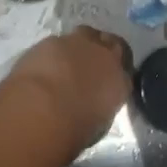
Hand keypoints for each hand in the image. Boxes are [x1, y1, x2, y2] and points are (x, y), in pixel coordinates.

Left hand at [7, 27, 132, 153]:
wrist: (41, 110)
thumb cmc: (73, 129)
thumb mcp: (98, 122)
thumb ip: (101, 102)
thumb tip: (95, 100)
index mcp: (120, 79)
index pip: (125, 66)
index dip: (116, 67)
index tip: (108, 75)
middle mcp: (102, 54)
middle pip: (107, 42)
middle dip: (99, 49)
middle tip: (87, 65)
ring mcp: (76, 42)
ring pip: (81, 36)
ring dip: (75, 48)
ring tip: (62, 66)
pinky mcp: (50, 40)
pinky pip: (56, 43)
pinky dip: (52, 53)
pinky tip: (42, 68)